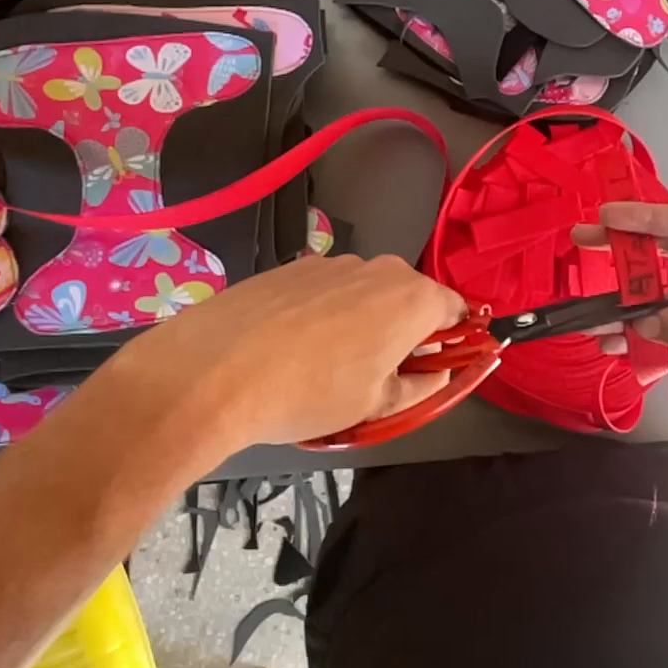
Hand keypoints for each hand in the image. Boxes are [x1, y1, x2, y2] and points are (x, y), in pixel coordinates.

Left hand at [109, 254, 464, 449]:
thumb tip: (438, 373)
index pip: (456, 309)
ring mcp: (334, 262)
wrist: (212, 372)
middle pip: (410, 296)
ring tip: (324, 360)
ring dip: (362, 319)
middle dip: (404, 329)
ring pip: (366, 291)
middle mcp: (382, 269)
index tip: (432, 365)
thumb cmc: (310, 393)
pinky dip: (323, 311)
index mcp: (415, 299)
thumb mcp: (375, 405)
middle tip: (378, 370)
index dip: (450, 338)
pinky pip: (327, 288)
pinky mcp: (293, 266)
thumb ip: (420, 387)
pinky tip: (290, 345)